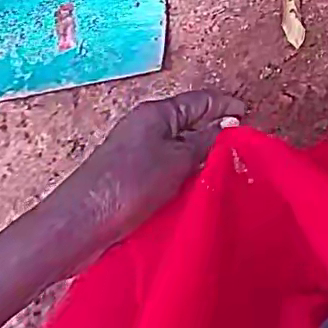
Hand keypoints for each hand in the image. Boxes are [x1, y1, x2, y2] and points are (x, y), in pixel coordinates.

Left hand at [45, 90, 245, 251]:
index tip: (249, 118)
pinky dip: (185, 175)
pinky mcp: (132, 178)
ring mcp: (138, 152)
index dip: (227, 105)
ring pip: (181, 149)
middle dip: (217, 133)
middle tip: (243, 149)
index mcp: (157, 113)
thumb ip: (207, 142)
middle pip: (191, 123)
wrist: (78, 226)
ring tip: (227, 171)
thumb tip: (228, 126)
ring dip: (201, 158)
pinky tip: (199, 190)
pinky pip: (169, 169)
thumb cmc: (128, 186)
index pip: (201, 100)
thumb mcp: (177, 160)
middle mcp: (147, 127)